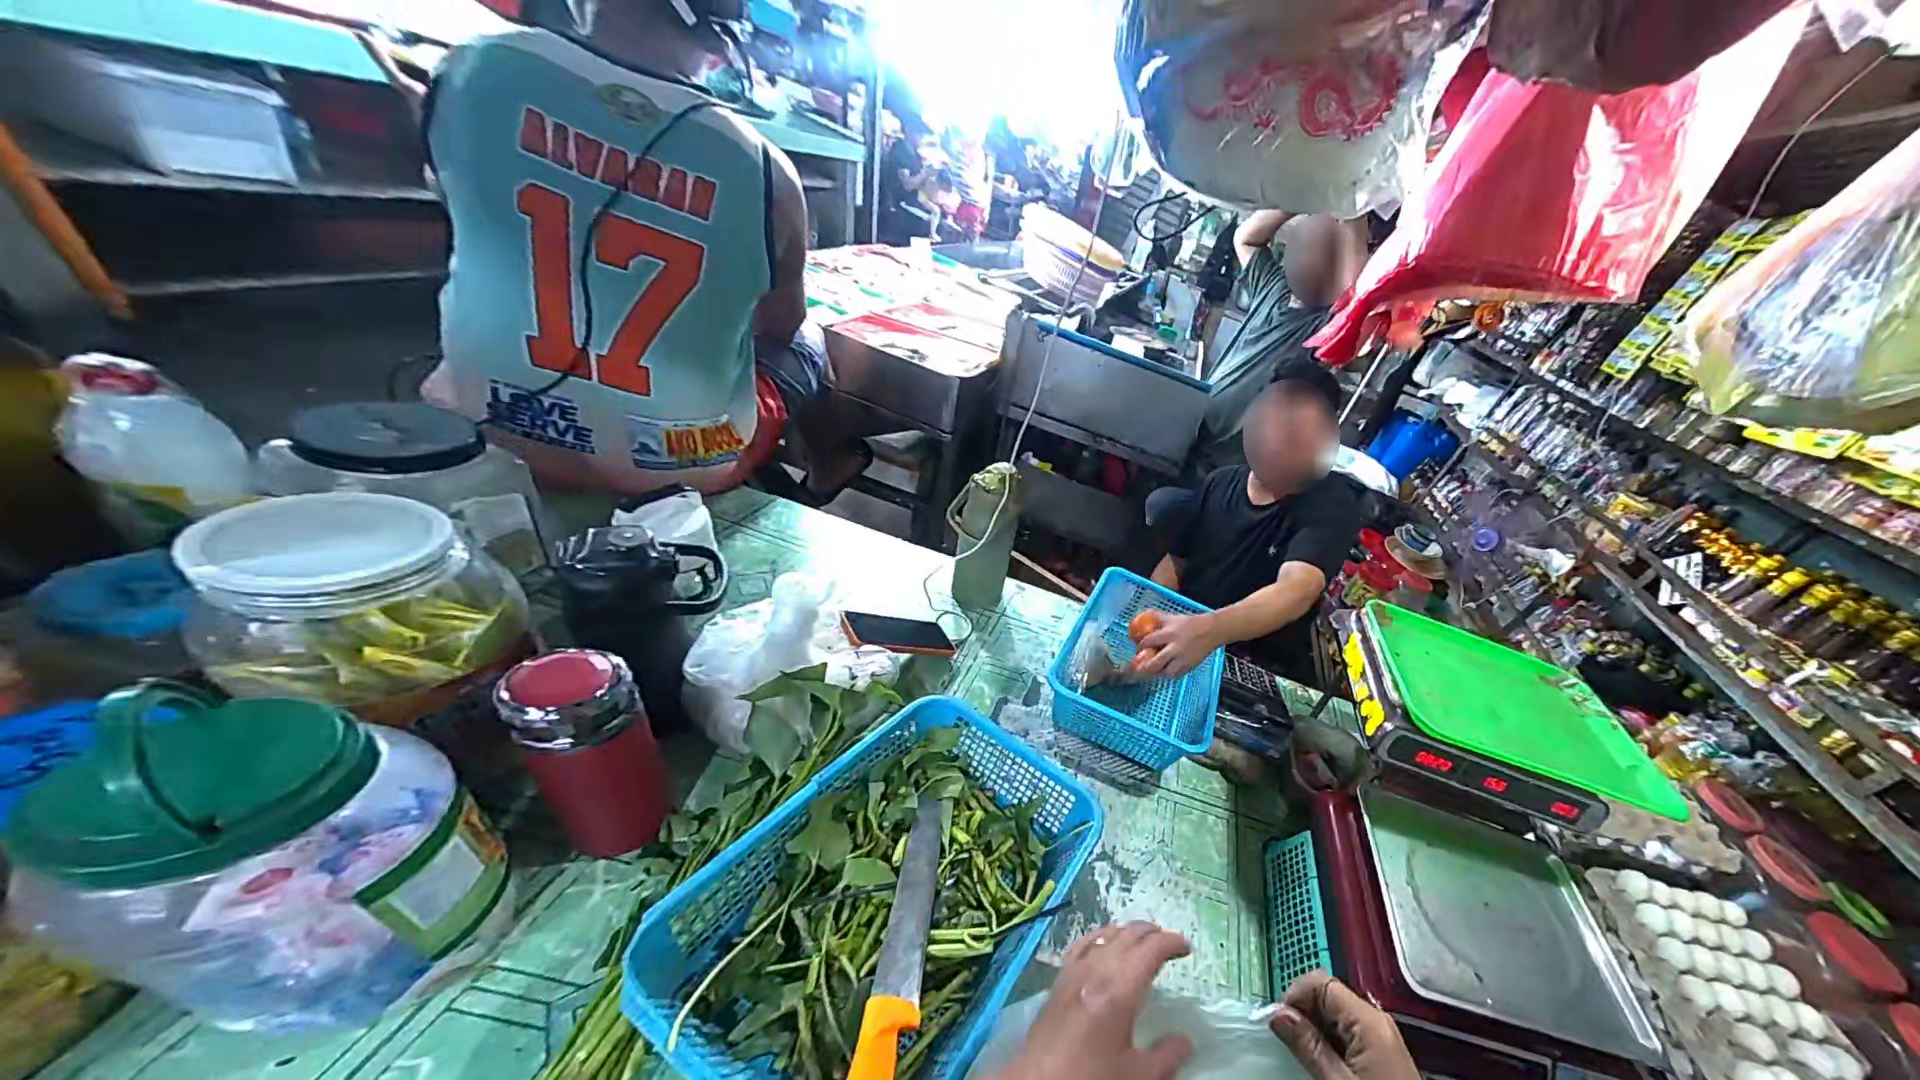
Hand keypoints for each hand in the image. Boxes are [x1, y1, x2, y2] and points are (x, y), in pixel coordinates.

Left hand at [990, 922, 1193, 1079]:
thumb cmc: (1092, 1079)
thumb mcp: (1138, 1076)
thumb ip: (1166, 1056)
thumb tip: (1185, 1040)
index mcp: (1120, 989)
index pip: (1149, 950)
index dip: (1170, 943)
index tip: (1186, 946)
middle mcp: (1097, 969)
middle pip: (1127, 936)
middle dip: (1151, 933)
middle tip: (1169, 941)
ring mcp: (1075, 970)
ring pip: (1105, 935)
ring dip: (1127, 931)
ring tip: (1143, 936)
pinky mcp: (1060, 978)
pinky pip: (1082, 944)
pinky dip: (1099, 935)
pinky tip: (1103, 939)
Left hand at [1135, 613, 1221, 677]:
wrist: (1211, 630)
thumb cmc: (1189, 623)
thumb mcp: (1171, 617)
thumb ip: (1155, 618)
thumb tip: (1137, 619)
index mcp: (1169, 634)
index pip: (1148, 642)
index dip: (1140, 646)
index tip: (1138, 648)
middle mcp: (1175, 648)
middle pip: (1156, 662)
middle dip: (1145, 666)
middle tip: (1139, 666)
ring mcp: (1183, 659)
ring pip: (1166, 672)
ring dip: (1157, 672)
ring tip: (1153, 669)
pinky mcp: (1190, 666)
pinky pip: (1176, 675)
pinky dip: (1168, 675)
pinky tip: (1164, 670)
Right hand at [1269, 973, 1418, 1079]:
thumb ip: (1309, 1046)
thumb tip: (1279, 1014)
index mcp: (1368, 1020)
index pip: (1319, 981)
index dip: (1294, 996)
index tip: (1279, 1024)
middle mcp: (1377, 1020)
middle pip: (1327, 995)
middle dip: (1304, 1014)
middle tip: (1291, 1045)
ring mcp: (1383, 1037)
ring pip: (1336, 1015)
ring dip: (1316, 1030)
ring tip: (1308, 1059)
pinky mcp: (1385, 1053)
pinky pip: (1349, 1033)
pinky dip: (1331, 1042)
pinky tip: (1328, 1066)